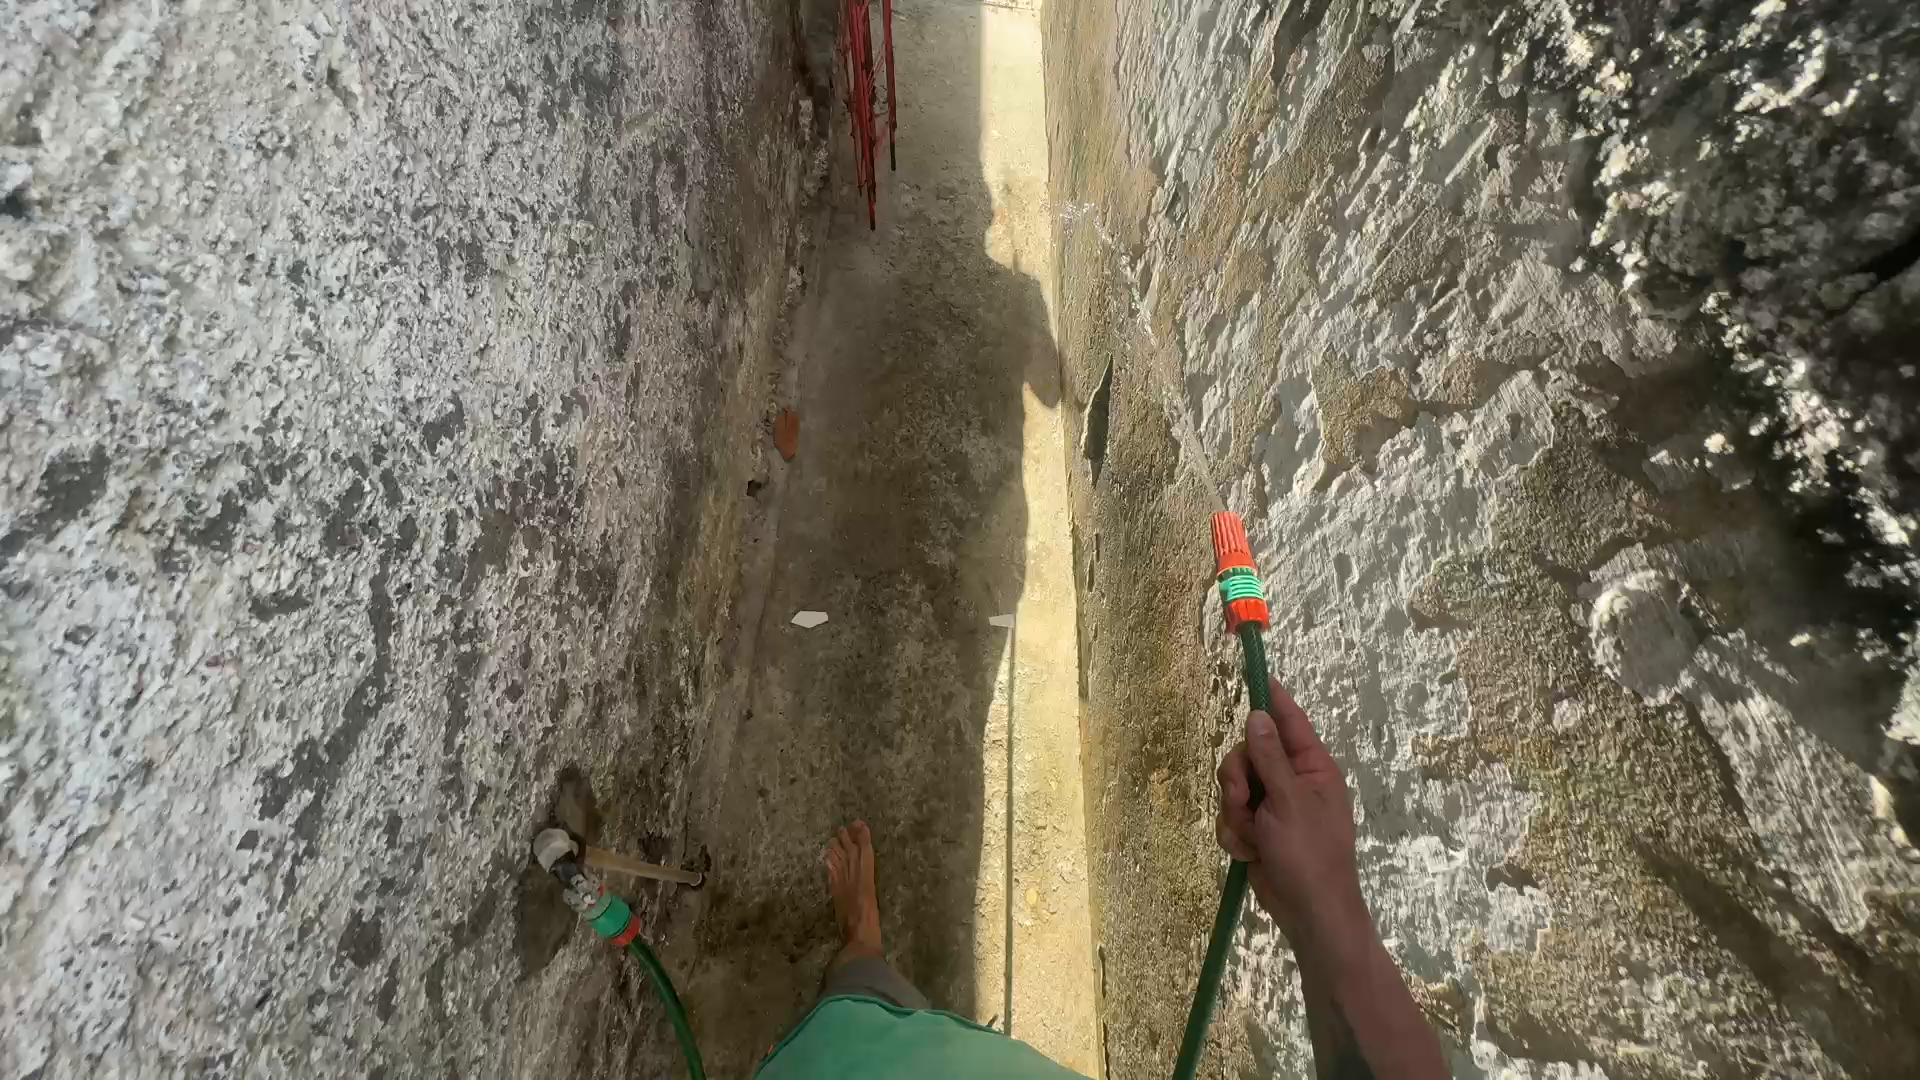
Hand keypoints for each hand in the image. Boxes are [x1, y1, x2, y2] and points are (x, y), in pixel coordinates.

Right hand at [1215, 676, 1370, 951]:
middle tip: (1242, 799)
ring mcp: (1273, 804)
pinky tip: (1249, 851)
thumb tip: (1260, 714)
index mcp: (1312, 768)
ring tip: (1250, 834)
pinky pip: (1230, 813)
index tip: (1258, 674)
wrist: (1308, 914)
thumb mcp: (1289, 802)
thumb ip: (1270, 757)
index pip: (1289, 722)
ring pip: (1233, 784)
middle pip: (1247, 753)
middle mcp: (1291, 780)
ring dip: (1234, 810)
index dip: (1273, 699)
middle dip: (1237, 778)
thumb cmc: (1310, 855)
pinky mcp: (1257, 827)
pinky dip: (1234, 832)